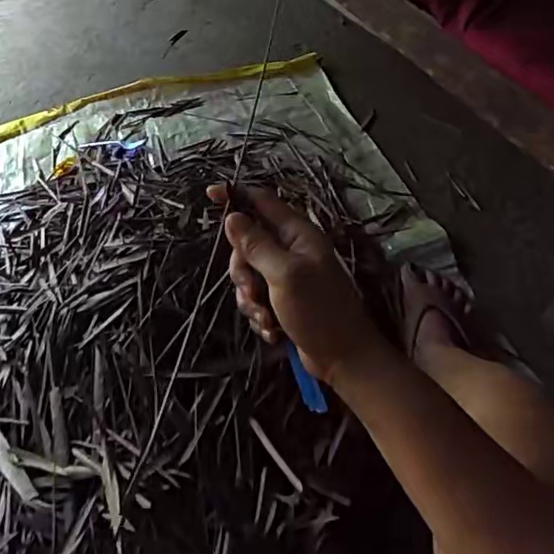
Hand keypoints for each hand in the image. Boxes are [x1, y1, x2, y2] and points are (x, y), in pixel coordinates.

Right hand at [208, 184, 391, 385]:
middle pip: (248, 242)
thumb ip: (256, 245)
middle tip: (252, 290)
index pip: (262, 201)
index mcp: (297, 233)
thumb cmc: (319, 311)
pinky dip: (259, 313)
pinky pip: (256, 296)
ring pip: (248, 273)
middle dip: (243, 269)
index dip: (237, 196)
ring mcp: (287, 274)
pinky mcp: (282, 298)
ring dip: (250, 297)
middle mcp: (291, 249)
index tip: (211, 194)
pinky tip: (272, 330)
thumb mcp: (284, 274)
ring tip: (266, 317)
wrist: (343, 358)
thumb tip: (233, 216)